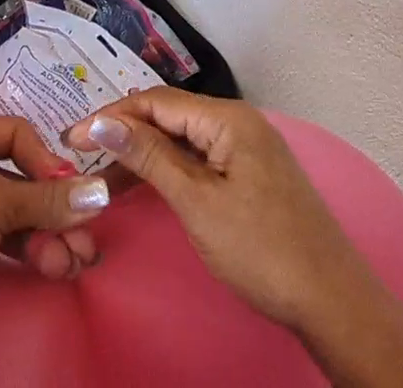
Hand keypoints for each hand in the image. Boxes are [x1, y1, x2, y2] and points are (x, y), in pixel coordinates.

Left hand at [0, 115, 112, 298]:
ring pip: (11, 214)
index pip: (17, 134)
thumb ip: (49, 199)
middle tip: (84, 245)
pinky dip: (23, 250)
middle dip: (54, 211)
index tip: (69, 192)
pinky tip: (47, 267)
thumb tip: (101, 193)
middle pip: (19, 180)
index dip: (46, 161)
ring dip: (44, 236)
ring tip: (70, 264)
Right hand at [69, 89, 402, 387]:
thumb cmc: (261, 249)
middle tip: (81, 161)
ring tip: (103, 178)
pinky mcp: (251, 173)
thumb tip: (102, 121)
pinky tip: (144, 185)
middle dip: (123, 134)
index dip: (109, 118)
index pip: (155, 102)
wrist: (333, 300)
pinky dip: (167, 170)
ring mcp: (247, 148)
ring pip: (181, 139)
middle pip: (167, 116)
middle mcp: (238, 122)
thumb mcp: (196, 201)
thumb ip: (148, 156)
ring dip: (142, 154)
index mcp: (227, 118)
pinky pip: (198, 158)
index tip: (69, 141)